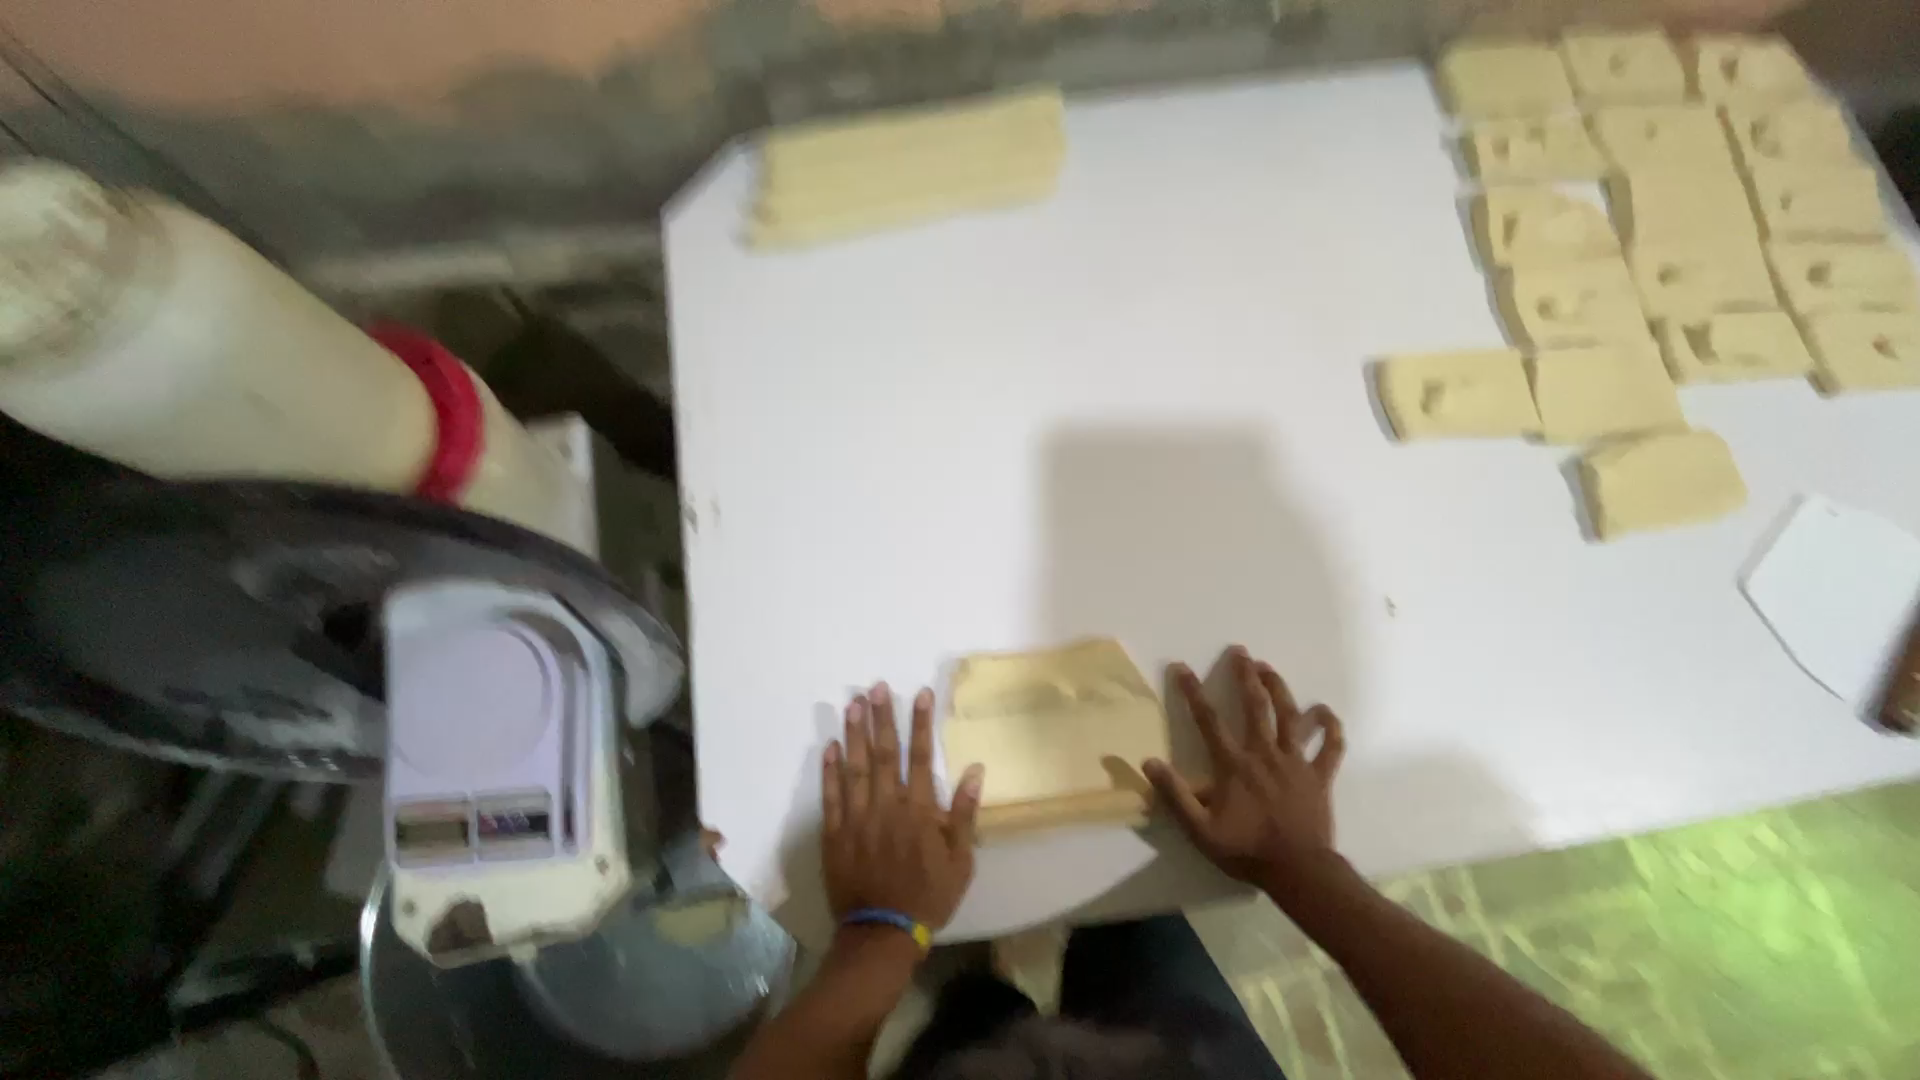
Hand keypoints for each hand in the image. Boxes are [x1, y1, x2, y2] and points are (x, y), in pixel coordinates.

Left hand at [822, 683, 984, 930]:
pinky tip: (829, 747)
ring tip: (852, 705)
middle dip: (882, 717)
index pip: (920, 756)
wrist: (883, 933)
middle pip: (885, 753)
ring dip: (854, 734)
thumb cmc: (928, 895)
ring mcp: (857, 818)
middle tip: (875, 687)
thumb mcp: (961, 860)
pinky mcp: (835, 833)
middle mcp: (887, 806)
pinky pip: (831, 796)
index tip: (920, 693)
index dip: (920, 723)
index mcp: (919, 811)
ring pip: (856, 767)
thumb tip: (975, 771)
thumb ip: (964, 813)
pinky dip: (830, 770)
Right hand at [1144, 648, 1345, 895]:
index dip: (1192, 691)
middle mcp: (1264, 754)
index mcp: (1234, 764)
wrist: (1299, 871)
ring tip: (1269, 669)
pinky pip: (1330, 747)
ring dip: (1280, 689)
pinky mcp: (1320, 776)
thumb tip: (1148, 762)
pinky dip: (1330, 728)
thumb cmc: (1246, 850)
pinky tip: (1325, 712)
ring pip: (1291, 716)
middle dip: (1245, 675)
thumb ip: (1174, 794)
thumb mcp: (1199, 829)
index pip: (1208, 720)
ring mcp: (1296, 762)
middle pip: (1256, 706)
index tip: (1181, 668)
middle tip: (1240, 652)